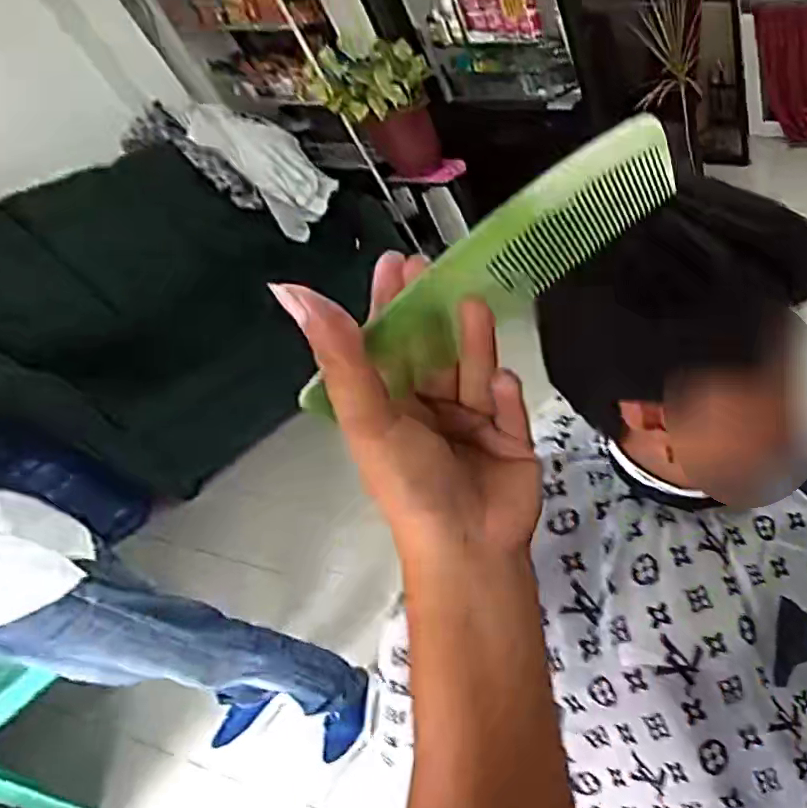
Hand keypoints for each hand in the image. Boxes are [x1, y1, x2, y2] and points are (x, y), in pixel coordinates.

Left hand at [272, 251, 539, 561]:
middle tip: (439, 270)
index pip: (391, 347)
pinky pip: (511, 409)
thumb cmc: (410, 486)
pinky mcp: (513, 441)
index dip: (391, 306)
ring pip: (477, 374)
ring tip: (475, 304)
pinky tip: (503, 381)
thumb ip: (344, 358)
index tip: (397, 265)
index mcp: (393, 408)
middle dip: (438, 315)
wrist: (470, 543)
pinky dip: (508, 395)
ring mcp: (477, 425)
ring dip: (476, 342)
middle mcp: (433, 411)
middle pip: (438, 353)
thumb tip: (292, 290)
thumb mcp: (370, 421)